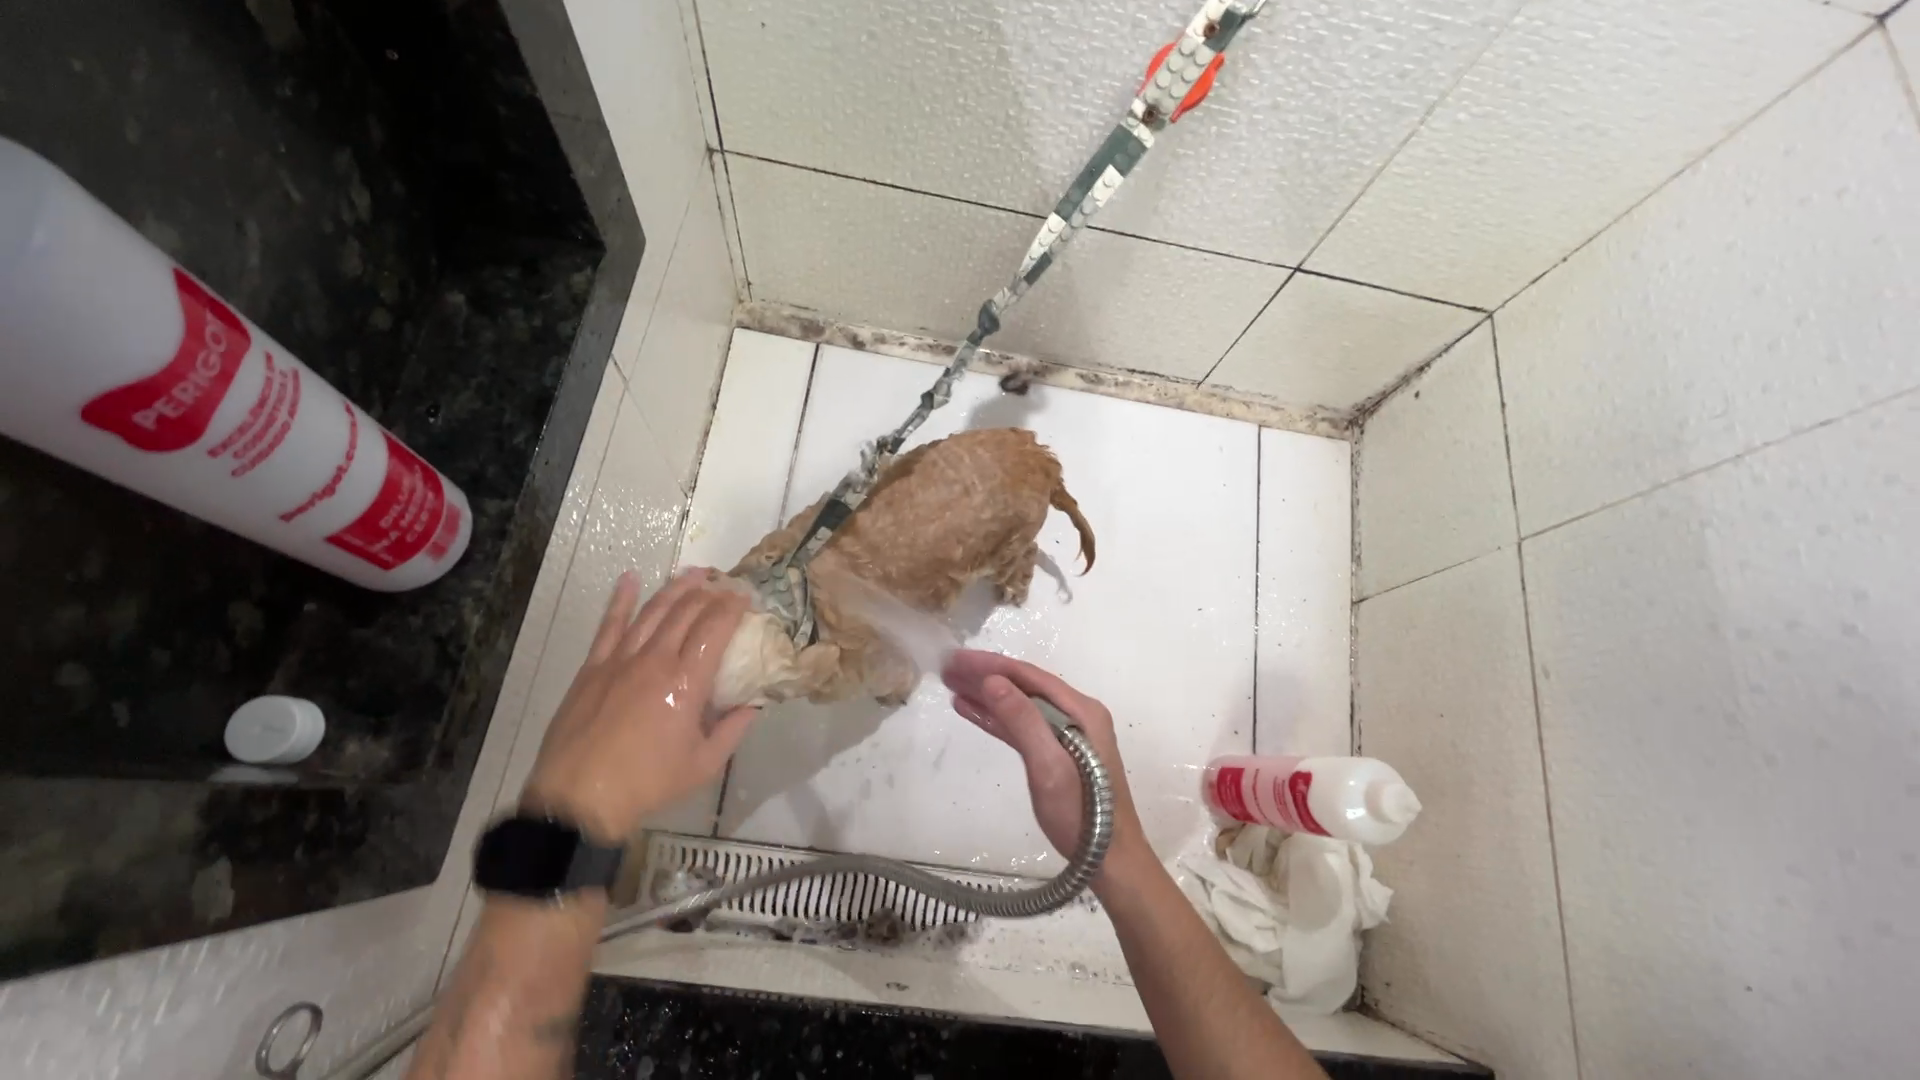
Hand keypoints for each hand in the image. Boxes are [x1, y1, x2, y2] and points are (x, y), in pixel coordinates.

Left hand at [522, 568, 756, 842]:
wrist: (579, 798)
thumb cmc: (647, 784)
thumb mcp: (704, 764)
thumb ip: (733, 729)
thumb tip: (754, 704)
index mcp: (686, 682)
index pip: (715, 628)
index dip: (733, 607)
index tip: (747, 597)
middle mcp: (655, 660)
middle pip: (686, 612)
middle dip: (710, 592)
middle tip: (726, 583)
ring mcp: (620, 660)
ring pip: (652, 612)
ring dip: (675, 588)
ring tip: (694, 572)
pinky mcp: (593, 668)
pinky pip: (609, 626)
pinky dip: (621, 600)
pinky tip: (630, 579)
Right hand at [942, 650, 1151, 887]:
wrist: (1109, 860)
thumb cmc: (1082, 813)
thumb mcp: (1048, 765)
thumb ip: (1023, 721)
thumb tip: (993, 680)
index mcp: (1081, 711)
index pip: (1030, 676)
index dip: (992, 665)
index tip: (958, 658)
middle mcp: (1077, 715)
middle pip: (1024, 687)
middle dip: (986, 676)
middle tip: (947, 669)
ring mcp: (1068, 734)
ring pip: (1021, 705)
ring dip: (988, 695)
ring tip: (952, 686)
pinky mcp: (1058, 753)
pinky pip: (1023, 726)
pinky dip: (998, 718)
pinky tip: (971, 711)